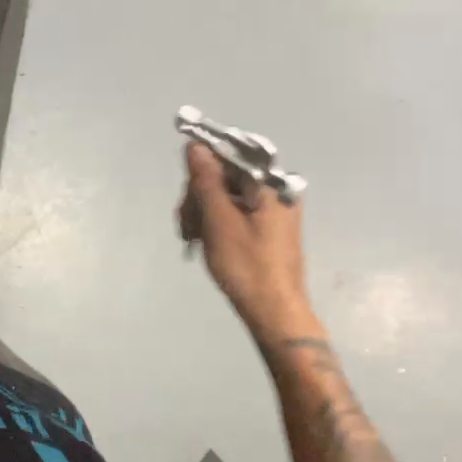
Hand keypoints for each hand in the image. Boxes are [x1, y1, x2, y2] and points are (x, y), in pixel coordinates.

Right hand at [179, 142, 320, 342]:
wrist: (274, 315)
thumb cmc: (247, 267)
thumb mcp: (219, 220)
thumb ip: (206, 180)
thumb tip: (196, 146)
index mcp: (270, 185)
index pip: (229, 156)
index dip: (202, 167)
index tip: (186, 191)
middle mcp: (275, 191)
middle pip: (224, 175)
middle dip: (199, 194)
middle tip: (186, 223)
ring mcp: (271, 209)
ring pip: (224, 192)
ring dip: (202, 209)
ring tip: (191, 234)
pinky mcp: (265, 226)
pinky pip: (233, 208)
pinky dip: (214, 219)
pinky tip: (201, 237)